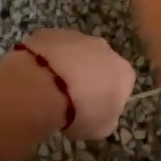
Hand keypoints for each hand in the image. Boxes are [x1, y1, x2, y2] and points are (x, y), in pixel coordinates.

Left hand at [7, 28, 135, 140]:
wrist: (44, 85)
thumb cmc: (79, 111)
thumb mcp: (101, 128)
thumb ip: (107, 117)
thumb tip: (101, 111)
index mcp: (122, 71)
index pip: (122, 84)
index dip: (108, 98)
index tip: (94, 111)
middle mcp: (104, 48)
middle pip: (100, 63)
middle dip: (89, 77)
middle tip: (72, 98)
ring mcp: (77, 36)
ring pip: (75, 52)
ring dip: (68, 66)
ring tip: (51, 88)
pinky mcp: (52, 32)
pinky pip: (53, 47)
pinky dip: (48, 59)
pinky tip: (38, 75)